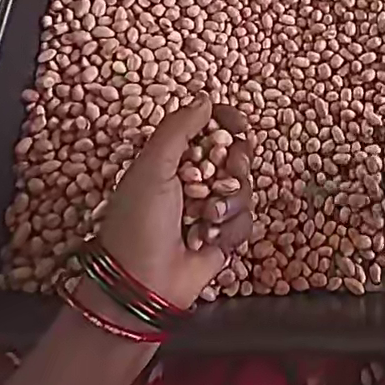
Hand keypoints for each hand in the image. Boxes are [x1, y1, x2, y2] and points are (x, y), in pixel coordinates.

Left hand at [92, 98, 254, 312]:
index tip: (238, 127)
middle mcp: (194, 178)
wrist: (141, 284)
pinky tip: (209, 240)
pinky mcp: (224, 235)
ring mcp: (210, 207)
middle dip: (235, 165)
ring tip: (207, 218)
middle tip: (226, 174)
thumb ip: (179, 128)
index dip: (227, 123)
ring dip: (229, 202)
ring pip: (245, 188)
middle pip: (235, 154)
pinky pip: (246, 220)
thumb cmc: (139, 221)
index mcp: (173, 157)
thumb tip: (205, 99)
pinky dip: (230, 229)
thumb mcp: (153, 166)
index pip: (209, 126)